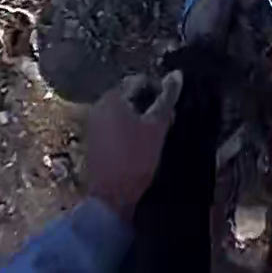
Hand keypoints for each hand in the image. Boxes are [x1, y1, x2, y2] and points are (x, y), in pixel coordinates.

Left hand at [85, 71, 181, 218]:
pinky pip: (115, 123)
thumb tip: (177, 73)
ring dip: (141, 116)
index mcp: (112, 97)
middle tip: (168, 119)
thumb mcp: (157, 126)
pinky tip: (141, 141)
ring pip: (124, 110)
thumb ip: (167, 99)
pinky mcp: (94, 140)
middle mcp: (99, 105)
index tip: (173, 106)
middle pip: (131, 94)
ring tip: (158, 131)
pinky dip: (129, 127)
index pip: (141, 81)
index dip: (160, 90)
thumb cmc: (135, 158)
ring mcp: (94, 123)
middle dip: (151, 103)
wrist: (111, 199)